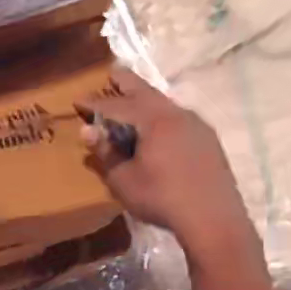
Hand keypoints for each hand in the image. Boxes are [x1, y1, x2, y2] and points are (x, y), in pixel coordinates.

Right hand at [80, 67, 258, 268]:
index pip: (118, 106)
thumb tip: (88, 132)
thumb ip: (106, 153)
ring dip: (145, 102)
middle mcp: (179, 115)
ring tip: (130, 101)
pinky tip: (153, 129)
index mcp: (156, 121)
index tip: (77, 100)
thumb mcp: (123, 179)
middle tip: (112, 71)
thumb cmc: (161, 198)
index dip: (95, 104)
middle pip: (148, 94)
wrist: (213, 218)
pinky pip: (177, 120)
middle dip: (127, 84)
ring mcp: (197, 127)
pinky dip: (159, 117)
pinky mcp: (207, 142)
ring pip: (165, 106)